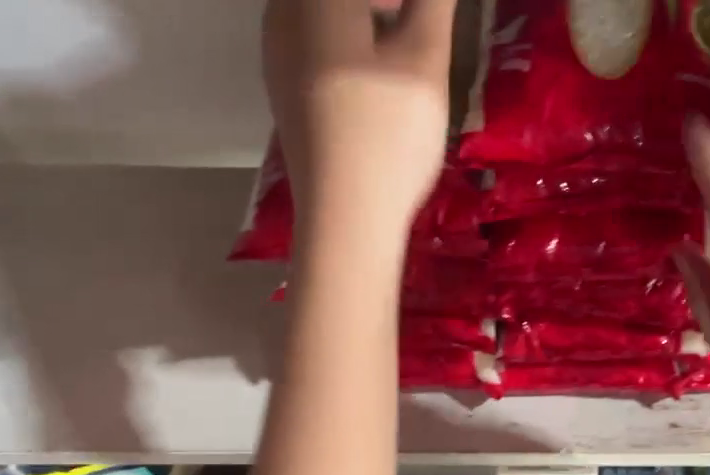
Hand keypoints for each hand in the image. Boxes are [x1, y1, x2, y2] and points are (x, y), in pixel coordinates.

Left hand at [262, 0, 457, 227]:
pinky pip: (314, 36)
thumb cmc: (389, 136)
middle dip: (385, 5)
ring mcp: (278, 52)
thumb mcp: (424, 61)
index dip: (406, 2)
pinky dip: (348, 37)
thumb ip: (432, 2)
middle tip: (423, 16)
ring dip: (366, 16)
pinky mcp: (285, 88)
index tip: (429, 11)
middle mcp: (284, 12)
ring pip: (322, 12)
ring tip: (407, 34)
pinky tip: (377, 67)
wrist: (345, 219)